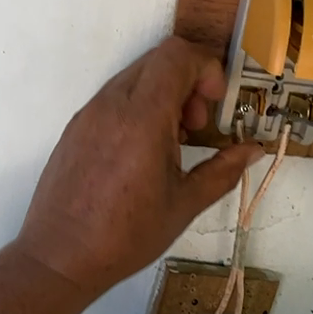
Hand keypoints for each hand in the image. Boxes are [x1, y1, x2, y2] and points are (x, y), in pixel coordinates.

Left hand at [15, 37, 264, 296]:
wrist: (59, 257)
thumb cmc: (125, 236)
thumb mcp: (184, 205)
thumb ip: (223, 171)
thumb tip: (254, 150)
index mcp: (141, 118)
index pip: (177, 56)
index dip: (206, 68)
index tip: (214, 104)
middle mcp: (111, 105)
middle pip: (158, 59)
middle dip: (188, 81)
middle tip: (195, 126)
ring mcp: (88, 114)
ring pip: (135, 76)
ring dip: (162, 94)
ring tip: (171, 143)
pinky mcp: (75, 128)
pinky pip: (113, 98)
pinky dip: (137, 106)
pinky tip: (142, 152)